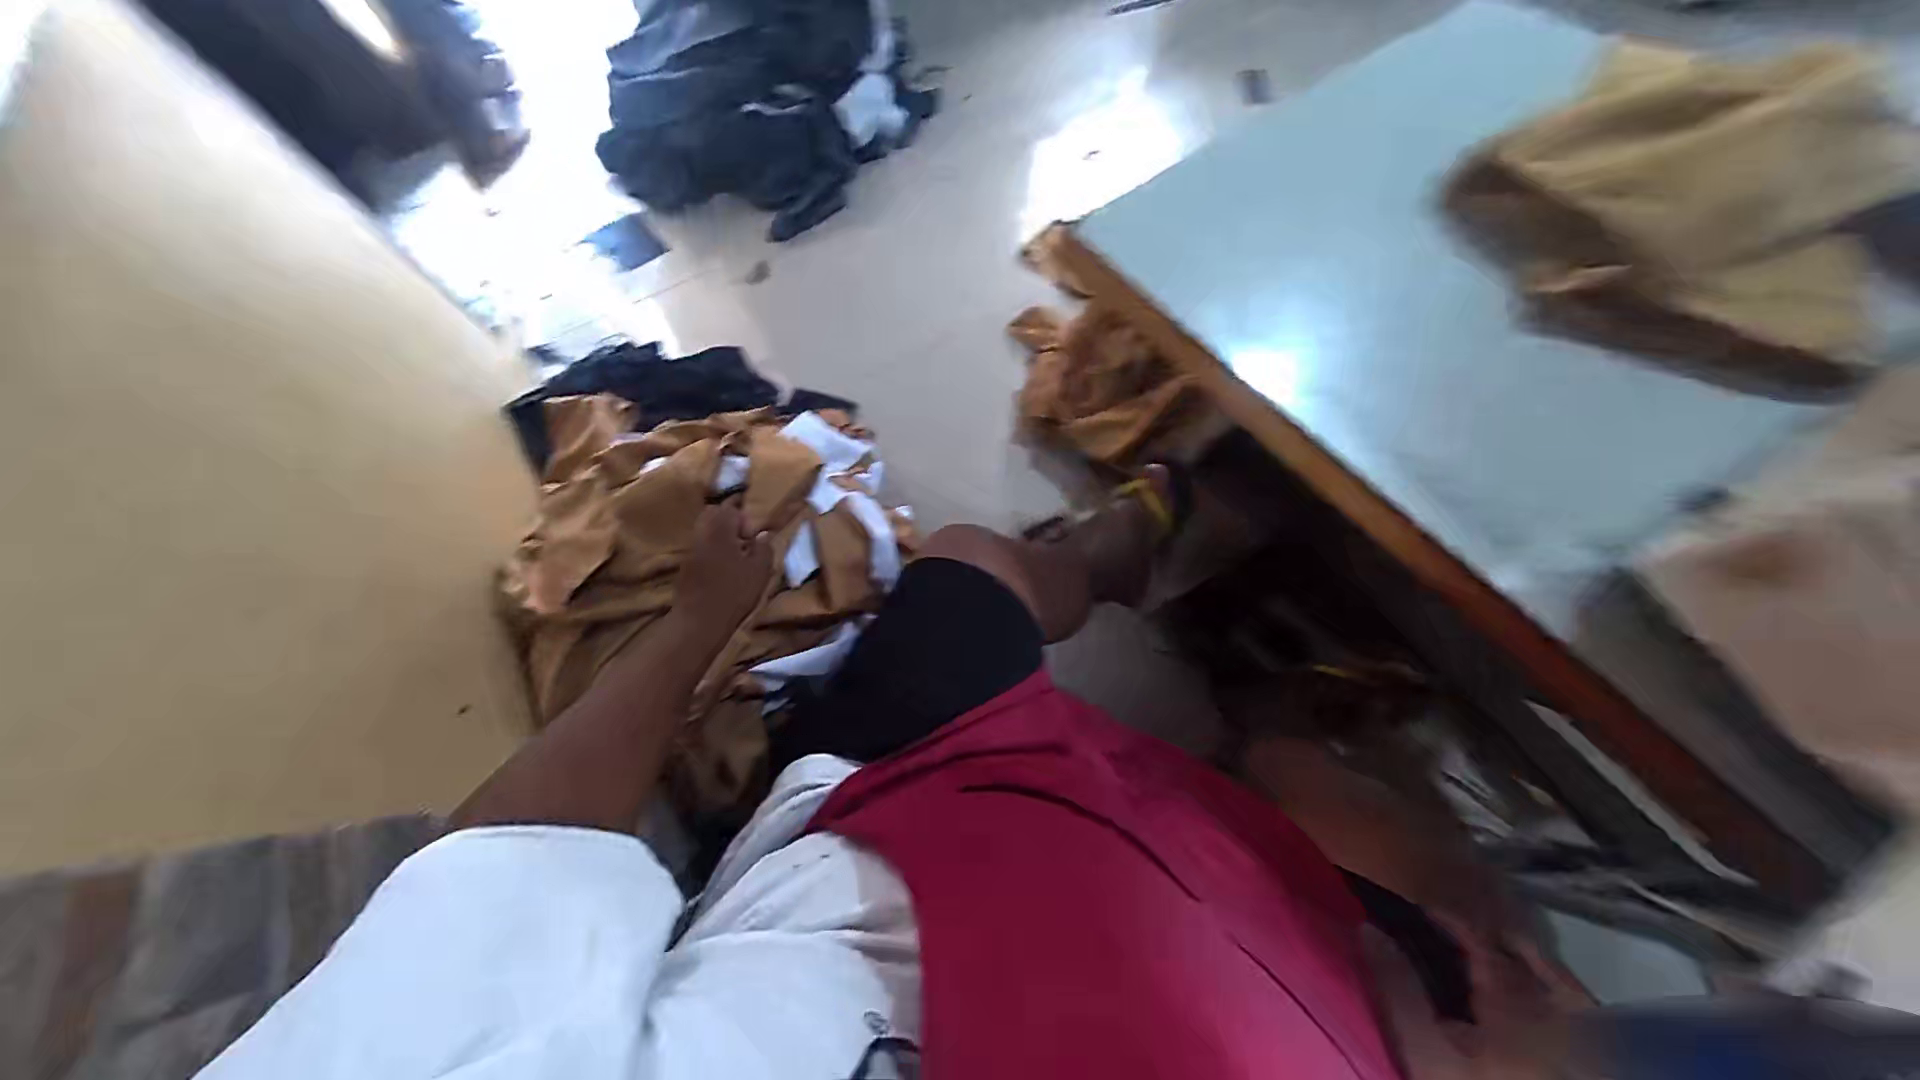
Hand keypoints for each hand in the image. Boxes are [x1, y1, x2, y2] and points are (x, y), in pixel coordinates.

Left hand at [671, 498, 773, 651]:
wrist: (699, 621)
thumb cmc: (734, 593)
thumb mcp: (759, 571)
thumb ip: (764, 548)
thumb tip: (763, 534)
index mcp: (719, 531)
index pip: (729, 508)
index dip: (744, 519)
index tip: (753, 538)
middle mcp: (701, 534)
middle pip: (712, 514)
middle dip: (729, 522)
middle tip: (744, 541)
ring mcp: (690, 550)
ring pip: (704, 530)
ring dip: (720, 537)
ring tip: (735, 556)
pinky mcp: (685, 566)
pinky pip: (699, 547)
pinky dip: (711, 550)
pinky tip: (723, 570)